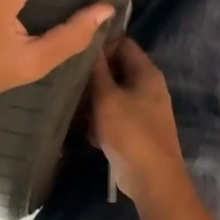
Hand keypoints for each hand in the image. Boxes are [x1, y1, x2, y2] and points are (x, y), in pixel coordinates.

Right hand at [88, 38, 187, 200]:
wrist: (151, 177)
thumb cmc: (129, 131)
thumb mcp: (106, 97)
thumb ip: (97, 70)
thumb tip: (90, 43)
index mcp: (146, 73)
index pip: (123, 44)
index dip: (100, 46)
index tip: (76, 55)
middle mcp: (148, 87)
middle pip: (116, 70)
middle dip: (93, 76)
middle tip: (68, 81)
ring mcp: (143, 109)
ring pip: (111, 94)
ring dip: (93, 101)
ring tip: (72, 106)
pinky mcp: (136, 128)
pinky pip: (114, 115)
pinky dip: (100, 120)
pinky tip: (86, 130)